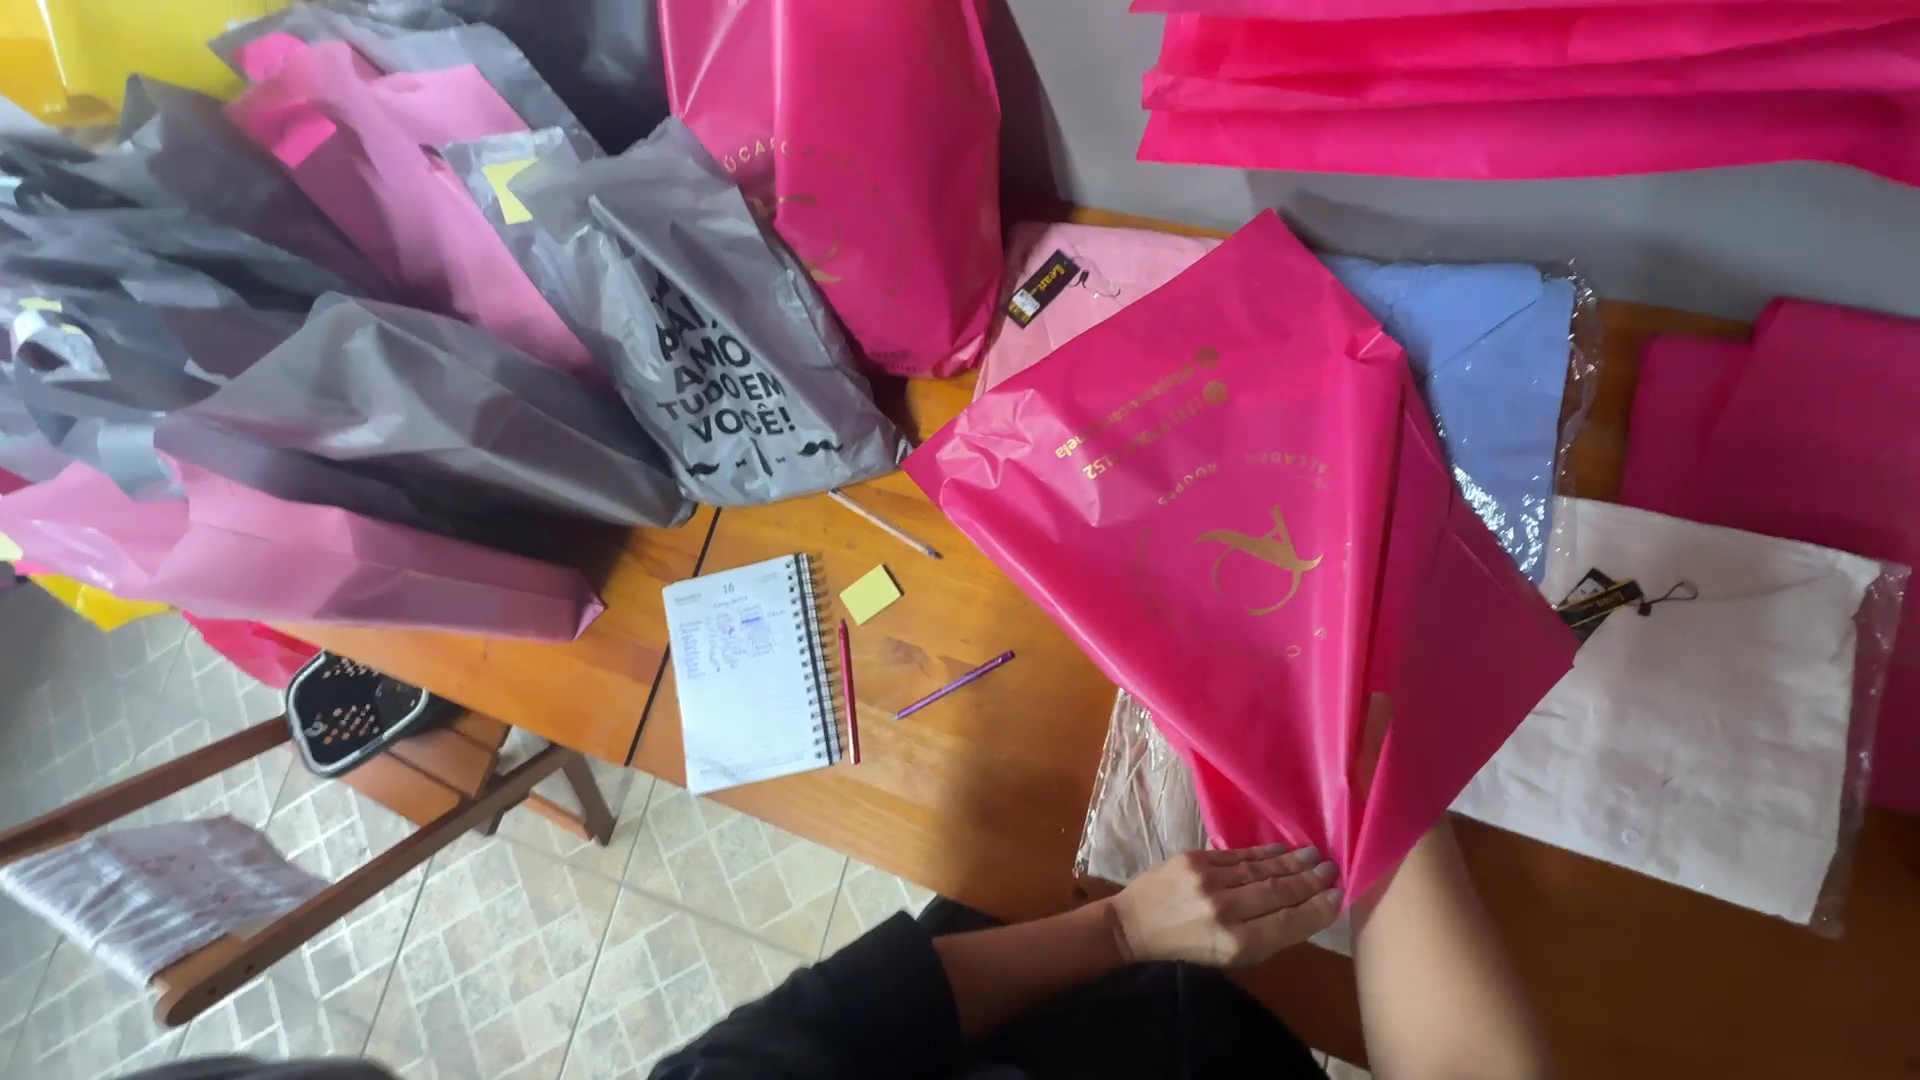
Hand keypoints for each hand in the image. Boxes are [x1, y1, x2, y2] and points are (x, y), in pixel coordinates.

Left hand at [1105, 845, 1340, 967]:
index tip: (1338, 897)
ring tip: (1315, 857)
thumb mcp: (1231, 956)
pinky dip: (1263, 853)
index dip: (1317, 910)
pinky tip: (1282, 850)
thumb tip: (1304, 911)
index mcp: (1237, 943)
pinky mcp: (1194, 858)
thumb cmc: (1189, 945)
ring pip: (1260, 869)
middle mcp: (1225, 910)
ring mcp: (1208, 880)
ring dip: (1292, 862)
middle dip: (1310, 882)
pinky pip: (1237, 855)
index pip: (1289, 924)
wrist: (1138, 922)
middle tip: (1333, 871)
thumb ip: (1266, 936)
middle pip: (1278, 892)